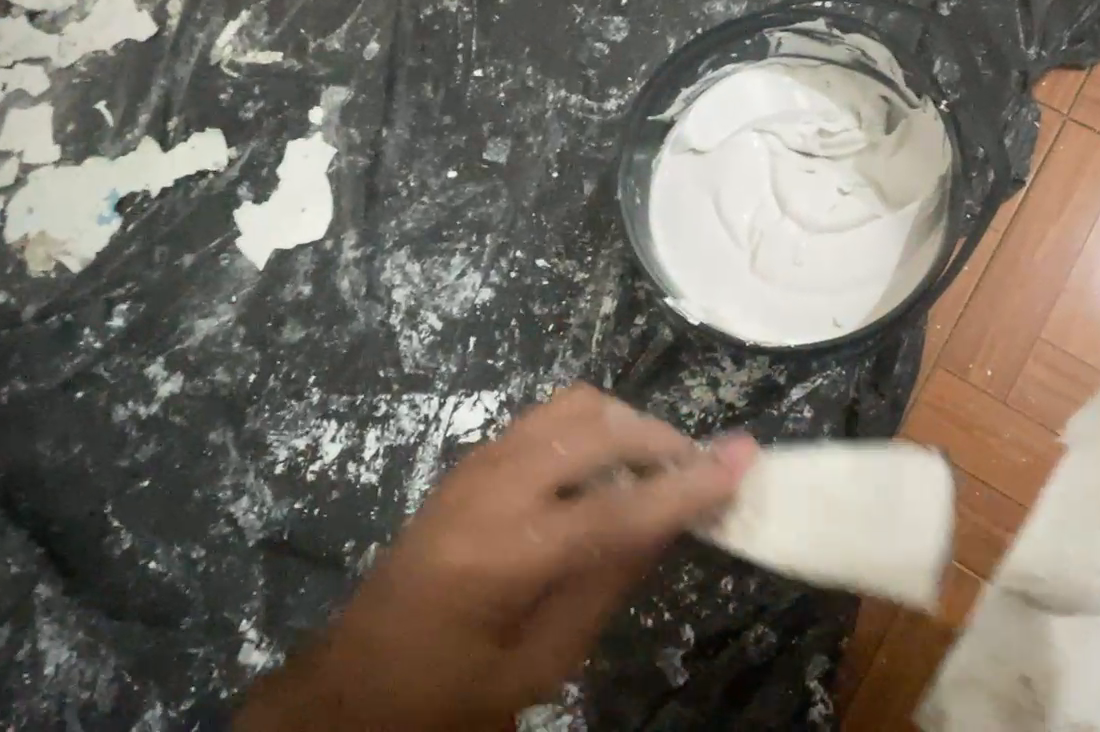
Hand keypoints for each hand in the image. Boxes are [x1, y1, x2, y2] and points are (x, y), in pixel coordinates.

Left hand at [236, 386, 757, 730]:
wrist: (356, 683)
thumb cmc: (453, 693)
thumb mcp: (543, 662)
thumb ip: (610, 580)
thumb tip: (674, 516)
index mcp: (502, 557)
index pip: (617, 508)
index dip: (687, 485)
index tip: (744, 459)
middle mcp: (489, 489)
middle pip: (598, 429)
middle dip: (662, 442)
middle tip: (701, 472)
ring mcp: (477, 463)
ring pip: (576, 406)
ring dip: (629, 427)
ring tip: (656, 469)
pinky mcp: (474, 457)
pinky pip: (551, 417)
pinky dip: (597, 429)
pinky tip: (609, 470)